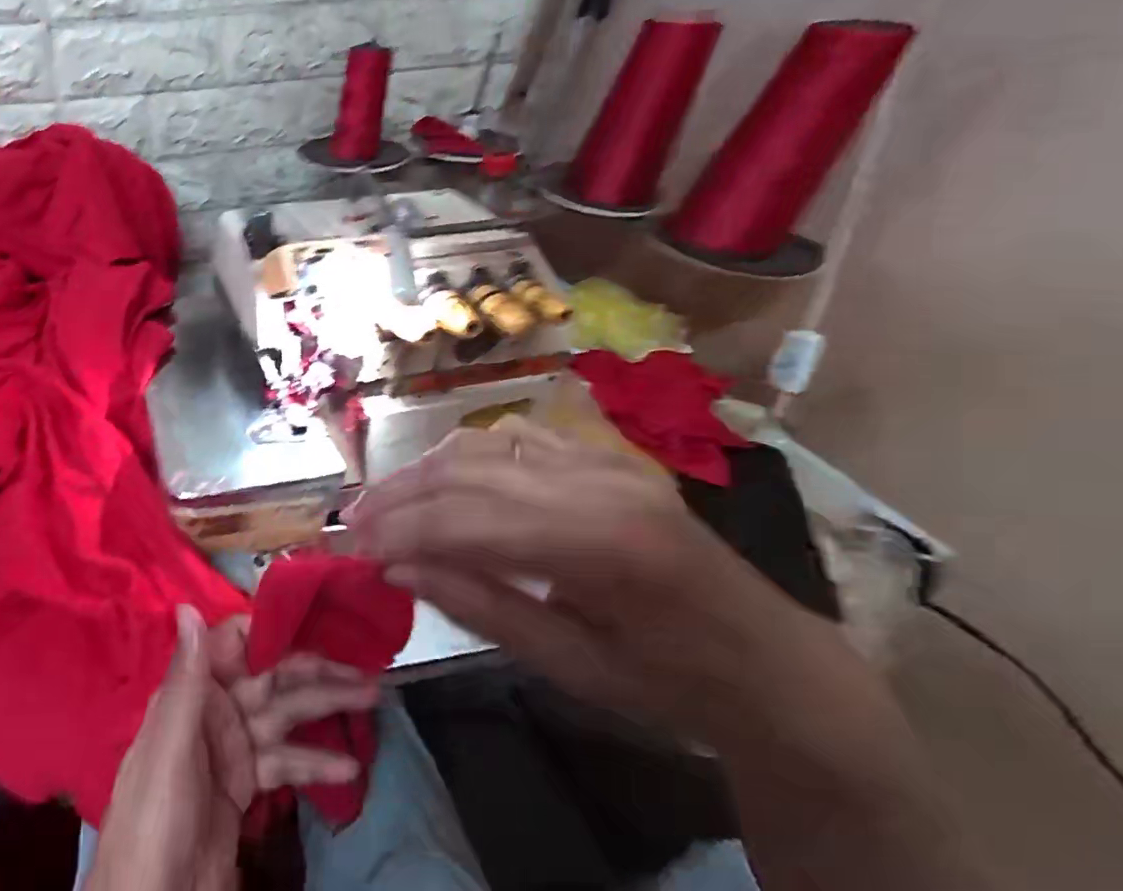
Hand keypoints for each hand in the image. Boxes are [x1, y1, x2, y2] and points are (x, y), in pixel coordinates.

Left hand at [86, 606, 378, 890]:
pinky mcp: (245, 787)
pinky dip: (315, 763)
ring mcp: (231, 751)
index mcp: (191, 695)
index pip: (234, 646)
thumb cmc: (154, 820)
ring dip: (325, 710)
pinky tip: (348, 768)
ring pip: (284, 718)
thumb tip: (187, 607)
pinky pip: (285, 762)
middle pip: (271, 682)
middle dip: (315, 675)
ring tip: (370, 703)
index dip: (272, 632)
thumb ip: (186, 681)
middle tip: (364, 672)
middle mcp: (213, 713)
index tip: (315, 618)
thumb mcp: (169, 749)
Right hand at [343, 416, 852, 750]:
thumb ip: (479, 606)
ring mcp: (605, 460)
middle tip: (353, 521)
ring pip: (488, 443)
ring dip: (427, 469)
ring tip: (386, 501)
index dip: (400, 529)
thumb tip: (398, 568)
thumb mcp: (569, 665)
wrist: (769, 660)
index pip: (468, 519)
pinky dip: (472, 455)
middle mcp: (599, 481)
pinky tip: (447, 481)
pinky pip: (522, 437)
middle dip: (400, 494)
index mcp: (599, 543)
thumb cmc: (672, 684)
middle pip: (468, 469)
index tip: (353, 549)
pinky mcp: (608, 456)